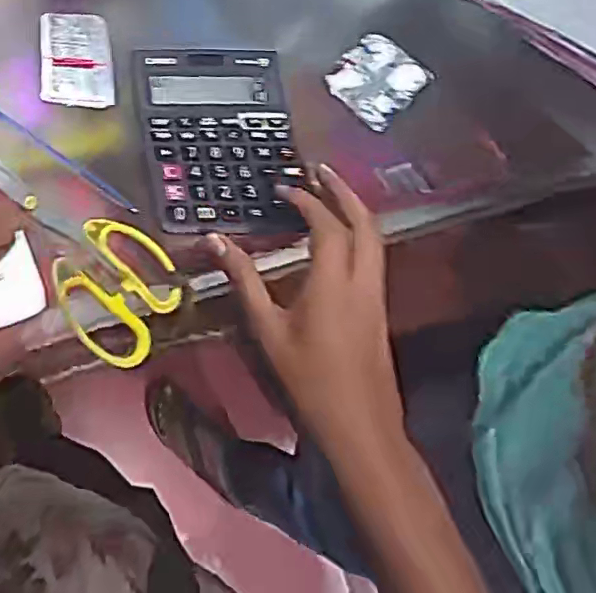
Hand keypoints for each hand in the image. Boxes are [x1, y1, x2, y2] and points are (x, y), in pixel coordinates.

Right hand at [207, 166, 402, 451]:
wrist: (361, 426)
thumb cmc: (308, 378)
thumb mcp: (267, 328)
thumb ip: (244, 280)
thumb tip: (216, 240)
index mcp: (334, 284)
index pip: (328, 227)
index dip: (307, 201)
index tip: (283, 188)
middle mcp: (363, 283)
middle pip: (366, 224)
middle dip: (344, 192)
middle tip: (319, 170)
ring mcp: (376, 296)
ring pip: (376, 240)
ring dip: (354, 210)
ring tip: (329, 192)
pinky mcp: (379, 308)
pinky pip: (374, 256)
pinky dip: (358, 232)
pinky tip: (338, 235)